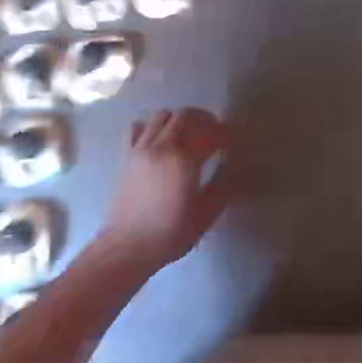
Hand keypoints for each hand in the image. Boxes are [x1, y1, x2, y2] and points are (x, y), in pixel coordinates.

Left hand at [96, 107, 230, 273]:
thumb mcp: (203, 217)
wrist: (127, 247)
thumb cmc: (169, 236)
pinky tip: (159, 139)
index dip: (224, 134)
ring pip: (161, 115)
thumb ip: (221, 190)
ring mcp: (141, 148)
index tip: (232, 139)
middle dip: (204, 118)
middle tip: (214, 130)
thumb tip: (235, 171)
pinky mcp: (126, 155)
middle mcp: (162, 147)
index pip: (210, 134)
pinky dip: (150, 126)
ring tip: (188, 131)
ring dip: (178, 118)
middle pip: (185, 115)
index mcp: (185, 162)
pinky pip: (138, 127)